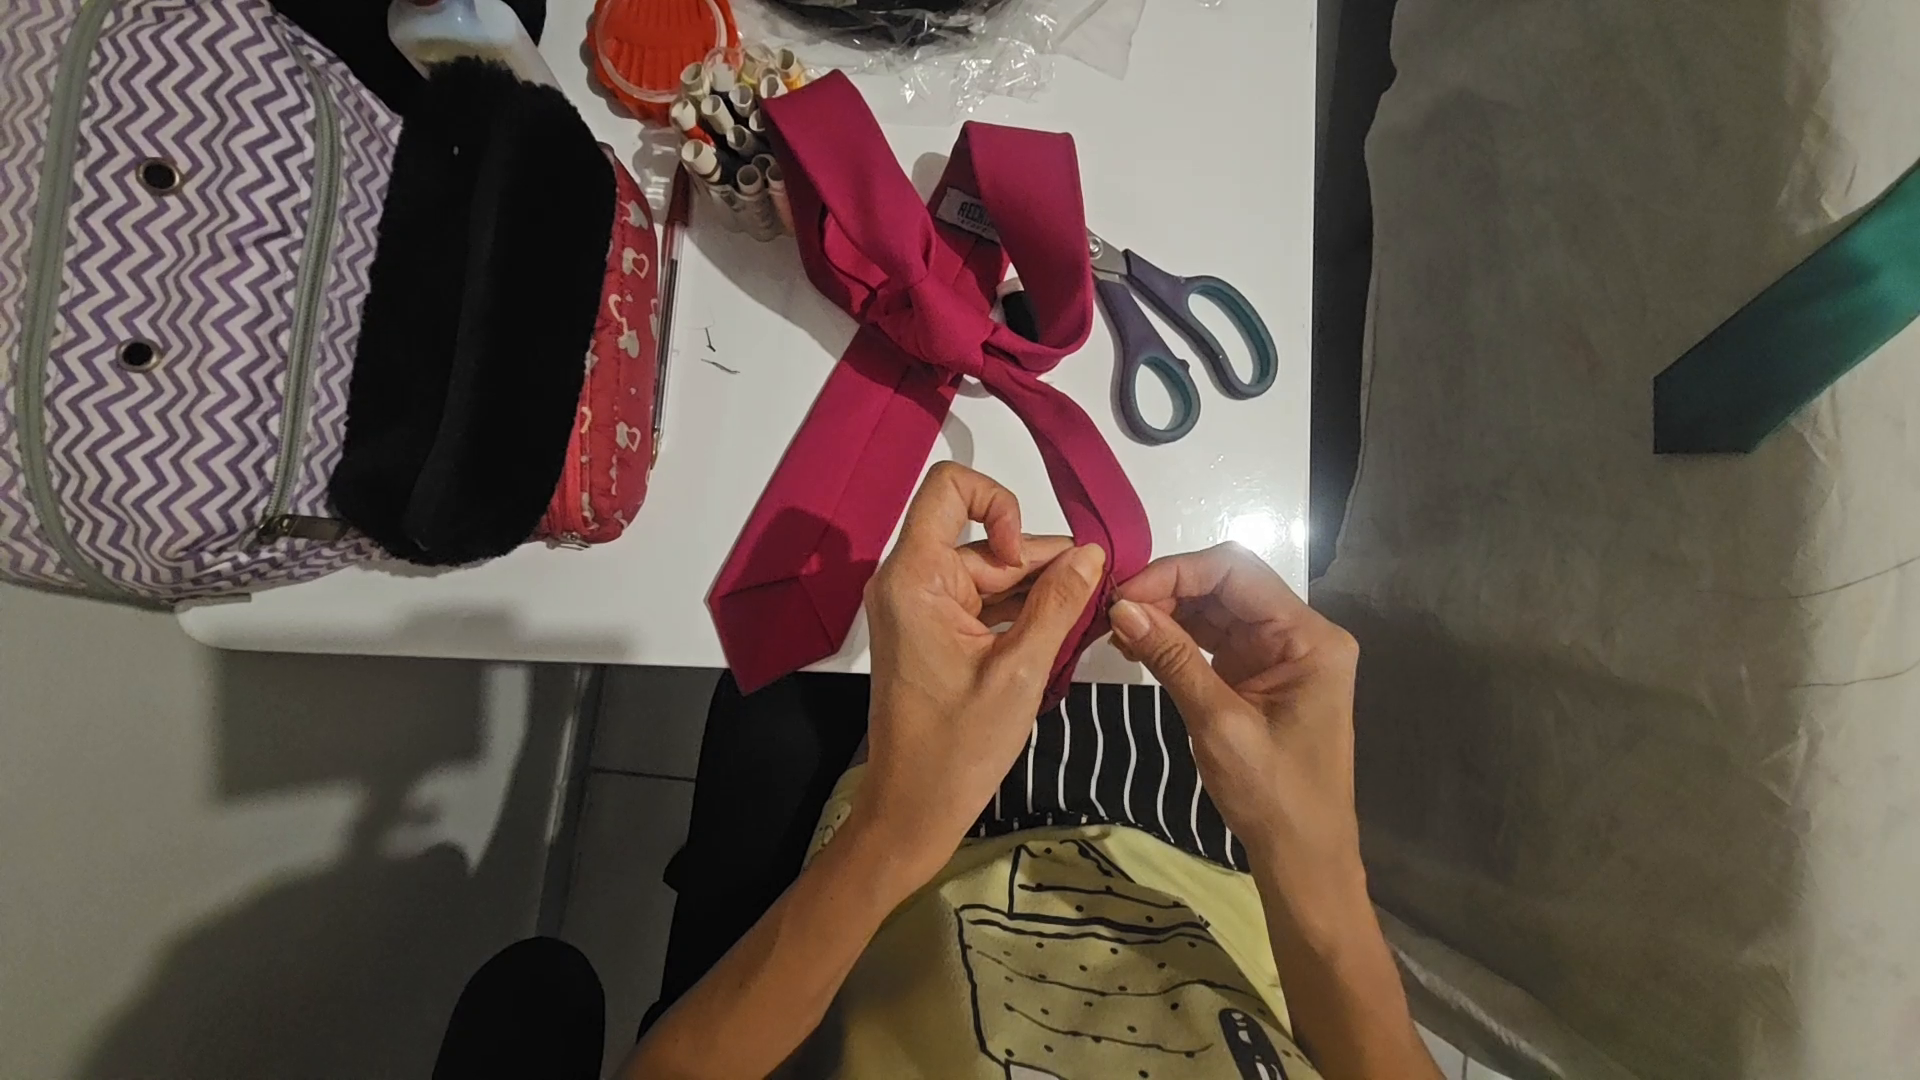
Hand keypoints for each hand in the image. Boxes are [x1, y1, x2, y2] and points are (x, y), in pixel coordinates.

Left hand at [858, 463, 1106, 881]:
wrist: (912, 809)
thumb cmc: (958, 749)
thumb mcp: (1020, 672)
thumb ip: (1058, 605)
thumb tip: (1092, 553)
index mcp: (915, 578)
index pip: (950, 488)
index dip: (999, 504)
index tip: (1026, 560)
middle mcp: (909, 580)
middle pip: (982, 537)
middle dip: (1040, 560)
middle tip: (1098, 589)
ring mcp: (919, 605)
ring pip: (987, 570)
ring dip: (1037, 587)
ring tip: (1092, 609)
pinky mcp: (931, 629)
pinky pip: (981, 599)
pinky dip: (1020, 609)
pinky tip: (1065, 624)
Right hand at [1108, 543, 1363, 915]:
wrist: (1301, 855)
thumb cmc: (1273, 794)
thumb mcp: (1218, 723)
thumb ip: (1172, 658)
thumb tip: (1120, 608)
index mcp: (1308, 637)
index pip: (1236, 572)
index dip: (1177, 573)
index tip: (1125, 596)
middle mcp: (1297, 632)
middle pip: (1224, 584)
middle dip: (1167, 591)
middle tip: (1115, 614)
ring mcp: (1276, 651)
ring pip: (1212, 607)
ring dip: (1165, 613)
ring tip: (1120, 631)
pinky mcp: (1255, 669)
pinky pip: (1210, 636)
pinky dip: (1173, 637)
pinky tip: (1138, 646)